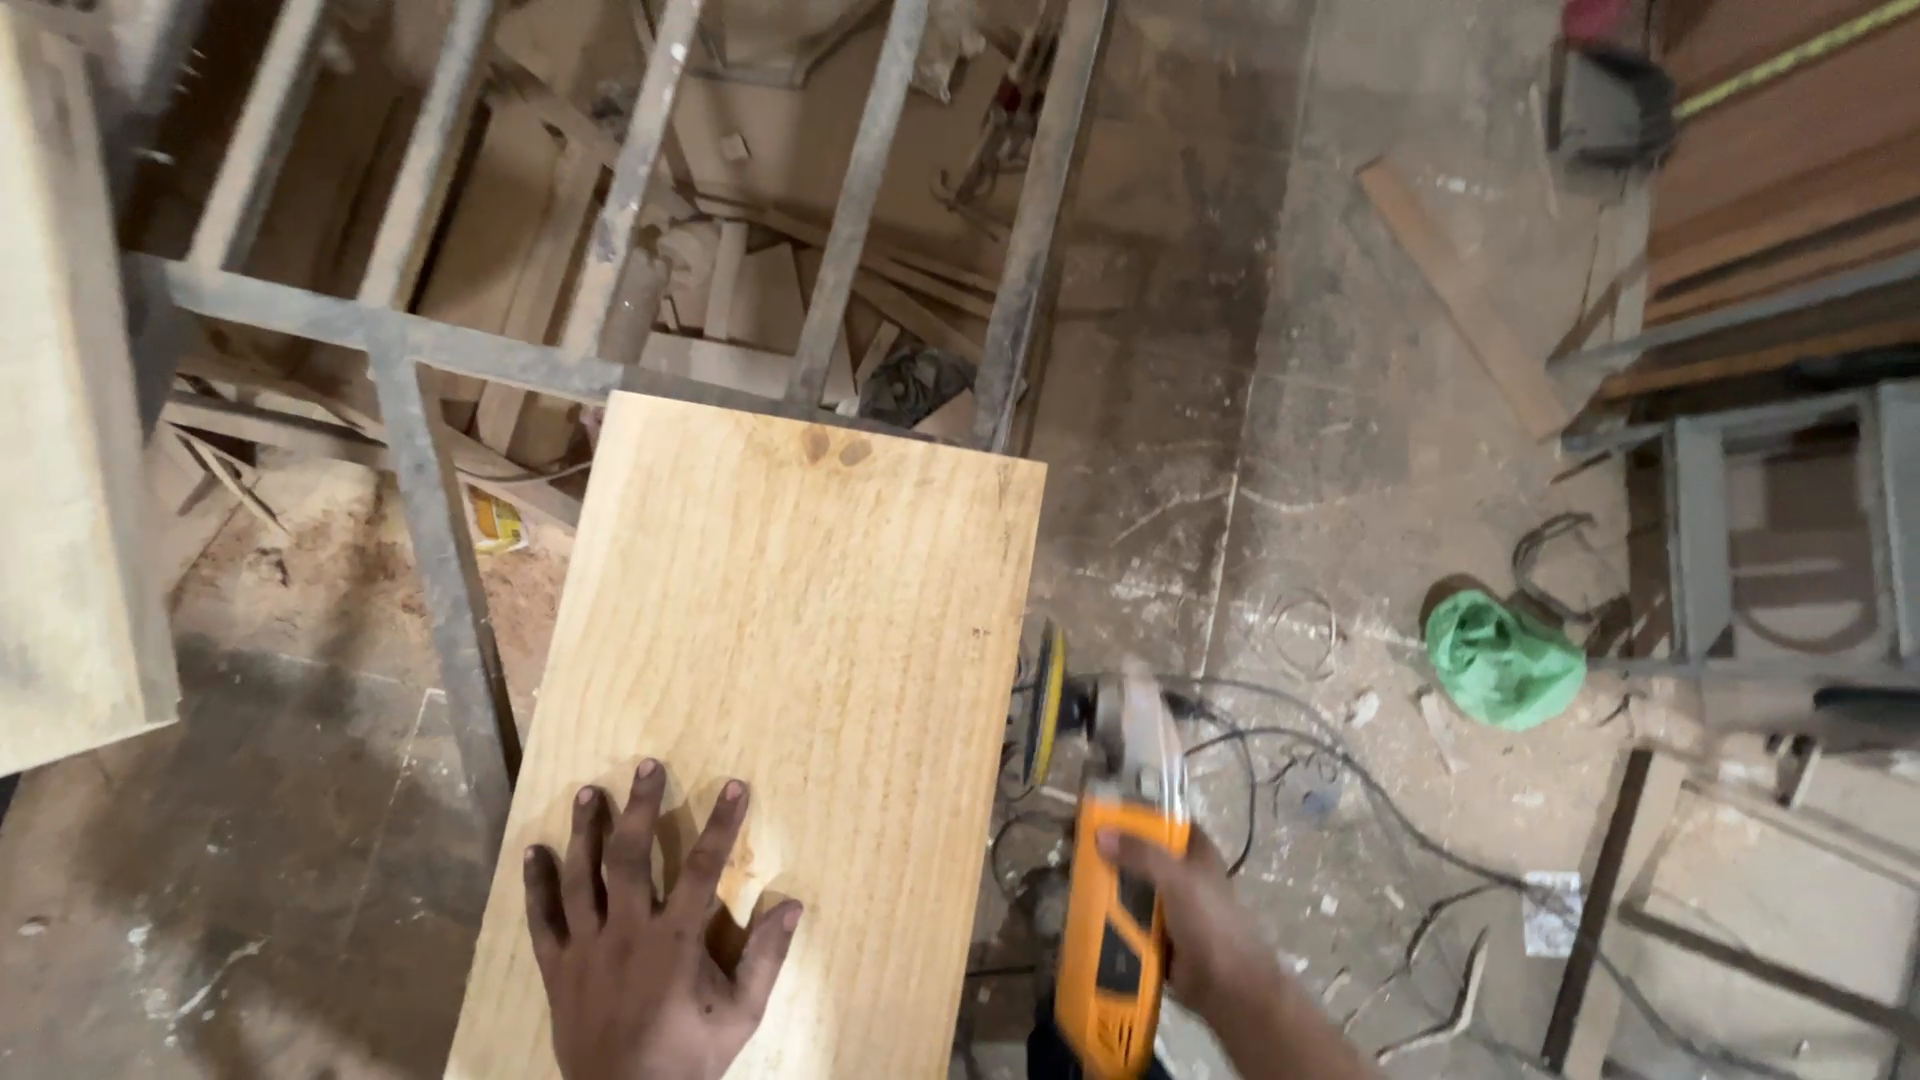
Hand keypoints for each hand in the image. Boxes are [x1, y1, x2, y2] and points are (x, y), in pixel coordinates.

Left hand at [524, 759, 803, 1079]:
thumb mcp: (742, 1013)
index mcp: (674, 940)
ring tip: (590, 791)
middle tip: (647, 765)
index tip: (734, 785)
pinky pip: (541, 920)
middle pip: (630, 856)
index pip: (704, 867)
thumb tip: (794, 903)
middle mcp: (626, 933)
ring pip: (581, 878)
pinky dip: (535, 885)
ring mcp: (586, 950)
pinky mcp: (557, 970)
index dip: (722, 823)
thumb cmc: (688, 1057)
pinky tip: (534, 851)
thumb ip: (767, 957)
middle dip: (640, 806)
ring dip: (585, 830)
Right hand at [1095, 827, 1284, 1023]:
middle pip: (1144, 854)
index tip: (1103, 813)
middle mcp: (1184, 875)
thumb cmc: (1210, 922)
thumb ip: (1141, 854)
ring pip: (1134, 887)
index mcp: (1197, 853)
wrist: (1228, 987)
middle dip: (1114, 850)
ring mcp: (1172, 907)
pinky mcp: (1160, 935)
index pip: (1166, 822)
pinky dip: (1112, 915)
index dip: (1137, 814)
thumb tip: (1100, 834)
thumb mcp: (1177, 878)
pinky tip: (1085, 909)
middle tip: (1077, 846)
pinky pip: (1130, 918)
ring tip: (1072, 875)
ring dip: (1109, 884)